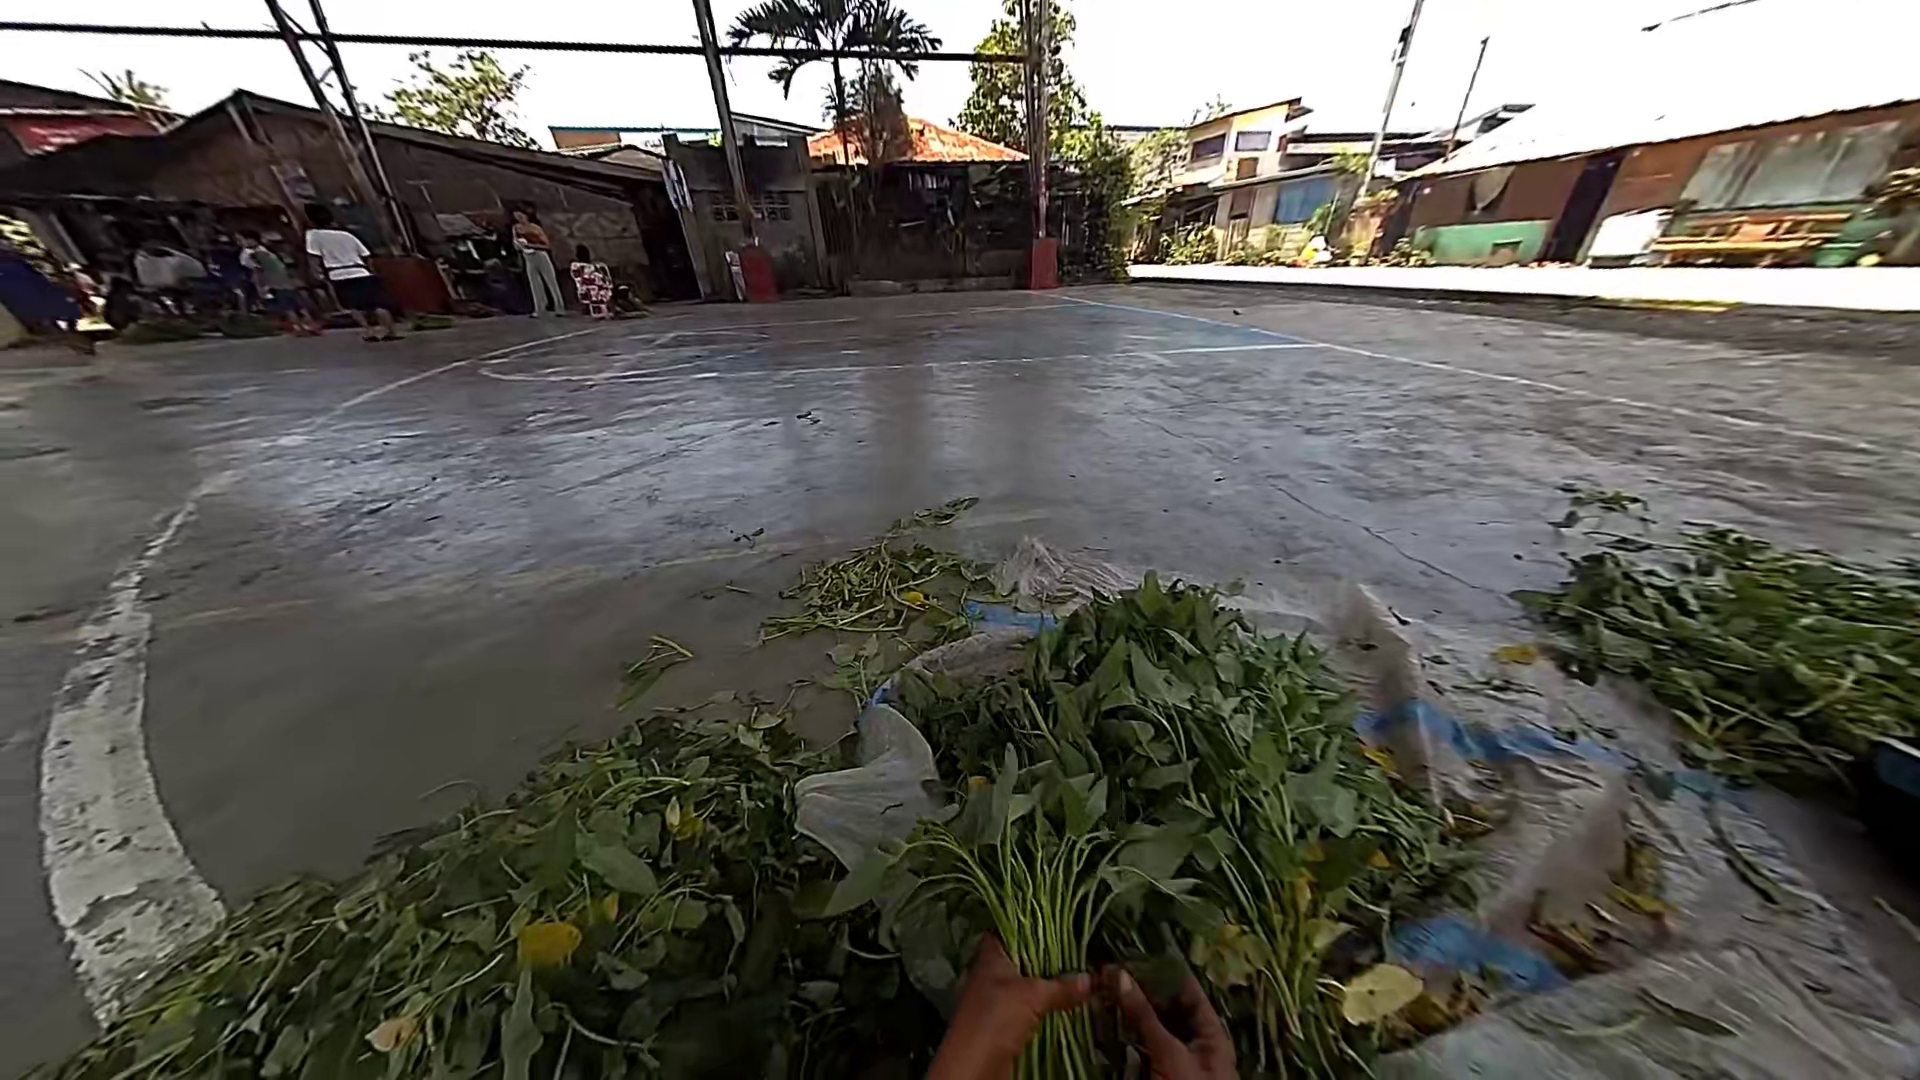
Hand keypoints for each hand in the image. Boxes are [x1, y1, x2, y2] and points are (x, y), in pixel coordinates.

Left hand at [926, 934, 1093, 1079]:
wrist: (975, 1068)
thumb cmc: (996, 1016)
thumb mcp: (1033, 996)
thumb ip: (1060, 987)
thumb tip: (1089, 979)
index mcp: (990, 955)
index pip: (1006, 928)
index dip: (1025, 922)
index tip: (1051, 920)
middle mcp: (989, 972)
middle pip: (1018, 957)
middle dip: (1043, 957)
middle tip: (1072, 951)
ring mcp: (993, 999)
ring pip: (1023, 984)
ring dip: (1044, 985)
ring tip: (1073, 977)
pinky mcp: (1000, 1024)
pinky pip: (1024, 1008)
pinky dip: (1040, 1007)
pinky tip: (1060, 1006)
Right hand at [1106, 967, 1236, 1079]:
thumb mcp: (1169, 1054)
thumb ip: (1143, 1013)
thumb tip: (1116, 971)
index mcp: (1211, 1033)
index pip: (1186, 986)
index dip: (1160, 966)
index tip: (1130, 947)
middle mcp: (1195, 1041)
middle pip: (1166, 1004)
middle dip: (1139, 986)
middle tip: (1108, 968)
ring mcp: (1177, 1059)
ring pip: (1152, 1023)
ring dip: (1128, 1008)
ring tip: (1101, 987)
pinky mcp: (1159, 1075)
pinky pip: (1142, 1045)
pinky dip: (1125, 1031)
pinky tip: (1104, 1017)